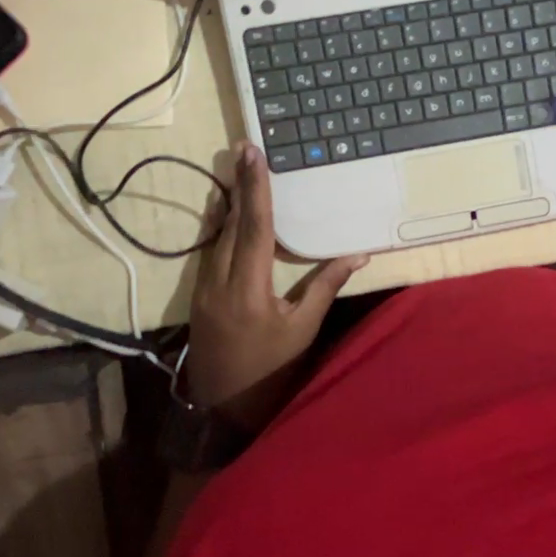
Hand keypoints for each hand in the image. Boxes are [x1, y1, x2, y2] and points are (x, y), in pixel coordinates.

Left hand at [185, 142, 367, 430]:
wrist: (223, 407)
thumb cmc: (271, 370)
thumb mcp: (303, 330)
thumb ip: (325, 287)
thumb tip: (357, 254)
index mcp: (248, 289)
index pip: (255, 229)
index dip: (257, 190)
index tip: (255, 157)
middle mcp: (219, 281)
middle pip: (231, 223)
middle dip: (240, 184)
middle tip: (244, 149)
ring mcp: (203, 287)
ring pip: (216, 234)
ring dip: (229, 201)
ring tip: (237, 168)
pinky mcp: (198, 294)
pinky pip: (210, 249)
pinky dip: (220, 224)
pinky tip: (225, 208)